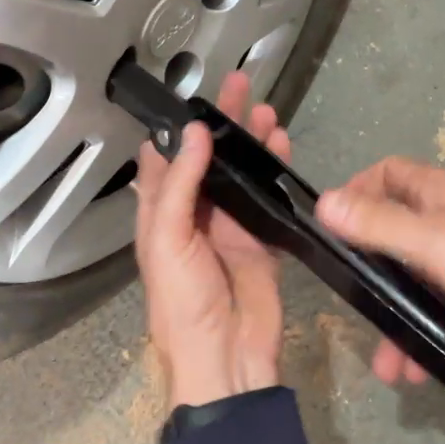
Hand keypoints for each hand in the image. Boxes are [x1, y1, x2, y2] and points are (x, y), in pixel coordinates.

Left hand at [133, 72, 291, 408]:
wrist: (227, 358)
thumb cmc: (183, 301)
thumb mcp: (167, 240)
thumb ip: (180, 184)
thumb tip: (195, 131)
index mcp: (162, 214)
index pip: (166, 159)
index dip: (177, 127)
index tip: (194, 94)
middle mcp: (195, 213)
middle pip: (210, 157)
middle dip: (223, 121)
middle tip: (239, 85)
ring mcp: (230, 224)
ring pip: (242, 171)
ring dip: (253, 140)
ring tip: (266, 110)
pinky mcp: (261, 237)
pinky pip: (269, 195)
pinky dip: (275, 168)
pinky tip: (282, 146)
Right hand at [314, 156, 444, 382]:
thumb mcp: (431, 242)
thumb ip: (377, 224)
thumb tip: (323, 203)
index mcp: (434, 190)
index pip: (385, 173)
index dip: (358, 191)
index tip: (334, 226)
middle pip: (393, 228)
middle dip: (371, 270)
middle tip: (353, 303)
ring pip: (413, 275)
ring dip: (396, 312)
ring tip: (386, 361)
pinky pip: (436, 302)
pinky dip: (422, 327)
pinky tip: (415, 365)